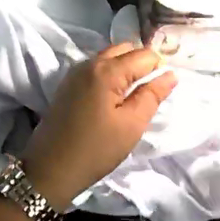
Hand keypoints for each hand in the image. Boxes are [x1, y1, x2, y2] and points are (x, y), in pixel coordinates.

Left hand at [23, 44, 177, 206]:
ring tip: (132, 99)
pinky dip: (110, 76)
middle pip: (125, 49)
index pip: (145, 55)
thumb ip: (152, 96)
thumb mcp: (131, 125)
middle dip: (141, 65)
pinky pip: (96, 68)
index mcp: (107, 71)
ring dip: (125, 70)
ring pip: (110, 57)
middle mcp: (89, 63)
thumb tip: (170, 74)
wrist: (49, 170)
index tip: (159, 94)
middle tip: (148, 94)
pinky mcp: (68, 85)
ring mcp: (75, 73)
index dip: (158, 70)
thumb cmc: (96, 150)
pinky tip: (112, 100)